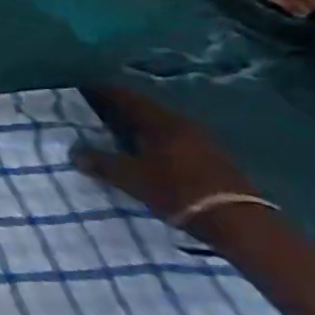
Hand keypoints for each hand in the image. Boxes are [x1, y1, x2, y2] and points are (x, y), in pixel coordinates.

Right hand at [71, 87, 257, 231]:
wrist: (240, 223)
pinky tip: (149, 155)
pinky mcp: (212, 158)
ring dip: (139, 127)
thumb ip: (102, 163)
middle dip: (119, 110)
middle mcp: (179, 123)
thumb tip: (74, 153)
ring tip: (119, 136)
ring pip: (160, 125)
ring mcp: (200, 140)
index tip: (82, 90)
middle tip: (96, 114)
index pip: (125, 96)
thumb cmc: (179, 192)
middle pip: (143, 109)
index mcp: (159, 121)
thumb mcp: (134, 179)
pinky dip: (156, 141)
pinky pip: (174, 140)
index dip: (102, 91)